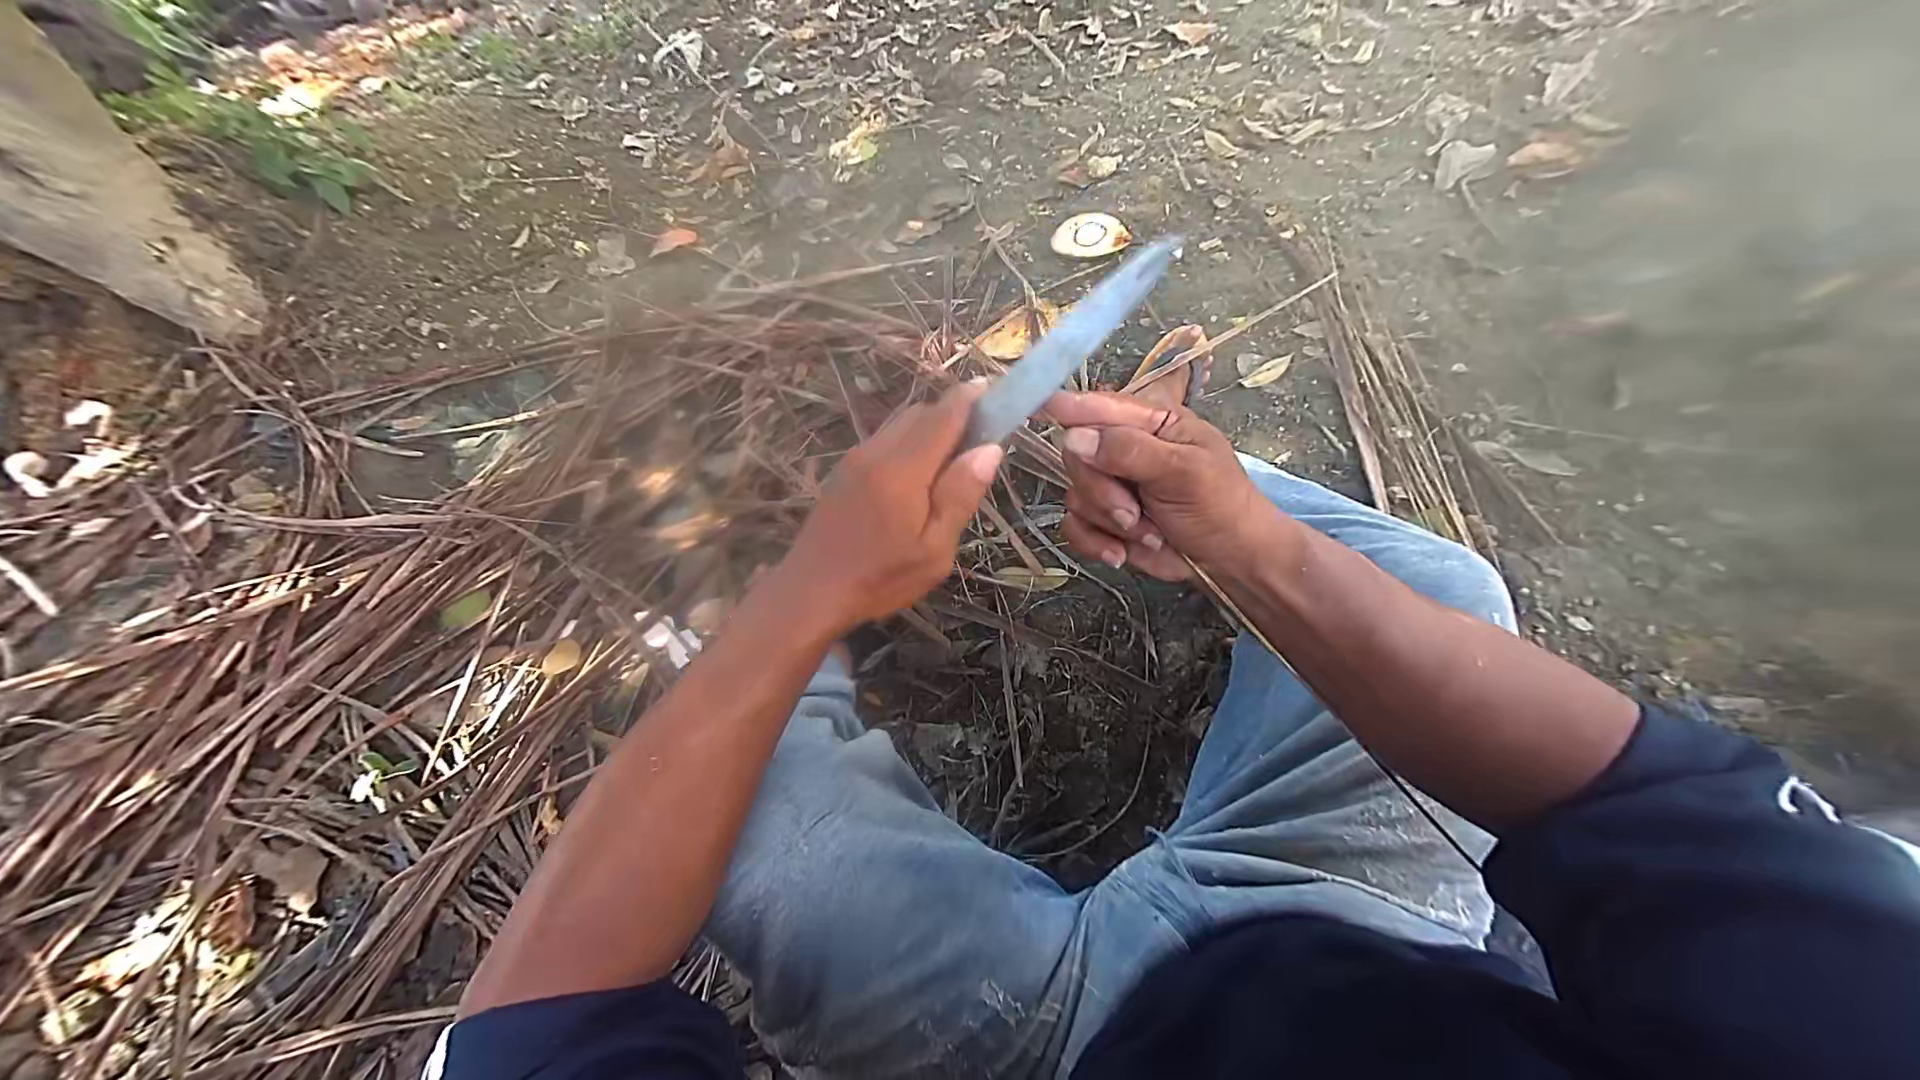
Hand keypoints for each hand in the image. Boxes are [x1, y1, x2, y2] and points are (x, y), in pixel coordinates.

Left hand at [771, 383, 1002, 632]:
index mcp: (903, 470)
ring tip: (948, 464)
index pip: (942, 417)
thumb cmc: (880, 578)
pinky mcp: (843, 472)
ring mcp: (854, 460)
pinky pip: (882, 441)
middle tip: (976, 443)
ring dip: (927, 430)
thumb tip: (989, 449)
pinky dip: (907, 444)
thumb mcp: (933, 550)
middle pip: (919, 414)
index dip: (969, 399)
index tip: (991, 390)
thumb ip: (959, 496)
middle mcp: (876, 452)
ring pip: (898, 425)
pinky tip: (915, 479)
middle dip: (950, 415)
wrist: (810, 592)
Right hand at [1046, 391, 1279, 580]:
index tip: (1039, 409)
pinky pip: (1073, 526)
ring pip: (1075, 495)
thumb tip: (1074, 438)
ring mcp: (1107, 486)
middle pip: (1076, 456)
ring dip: (1108, 521)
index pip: (1097, 407)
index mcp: (1147, 422)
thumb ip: (1130, 451)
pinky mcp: (1100, 520)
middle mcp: (1119, 448)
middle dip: (1102, 491)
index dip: (1066, 408)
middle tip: (1132, 512)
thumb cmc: (1217, 504)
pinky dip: (1095, 543)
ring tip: (1148, 532)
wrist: (1226, 559)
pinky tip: (1121, 553)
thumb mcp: (1183, 471)